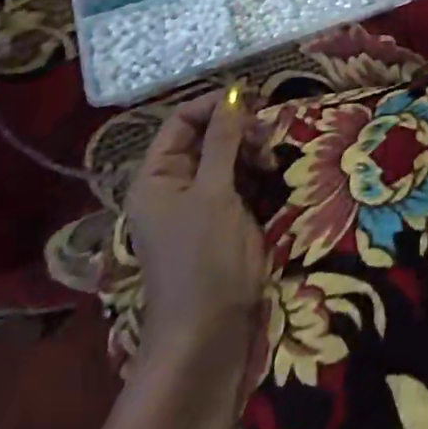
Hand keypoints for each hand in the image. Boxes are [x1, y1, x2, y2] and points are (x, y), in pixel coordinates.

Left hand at [127, 85, 266, 351]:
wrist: (210, 332)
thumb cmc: (203, 258)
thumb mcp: (213, 194)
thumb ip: (223, 142)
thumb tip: (233, 96)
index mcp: (155, 175)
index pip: (180, 123)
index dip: (212, 106)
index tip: (249, 98)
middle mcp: (174, 184)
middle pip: (205, 138)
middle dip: (236, 129)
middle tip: (267, 134)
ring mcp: (200, 203)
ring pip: (226, 158)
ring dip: (249, 150)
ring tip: (271, 158)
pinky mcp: (224, 219)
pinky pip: (239, 181)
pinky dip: (255, 173)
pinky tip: (272, 174)